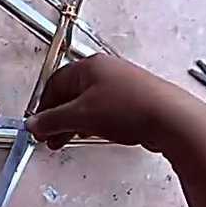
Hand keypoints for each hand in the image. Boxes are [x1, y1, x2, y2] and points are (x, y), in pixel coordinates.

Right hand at [25, 55, 205, 152]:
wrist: (170, 119)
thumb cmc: (130, 108)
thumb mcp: (81, 116)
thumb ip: (53, 120)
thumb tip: (36, 123)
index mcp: (89, 66)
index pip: (54, 83)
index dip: (43, 107)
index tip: (39, 127)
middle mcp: (106, 71)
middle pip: (71, 93)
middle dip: (59, 118)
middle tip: (51, 137)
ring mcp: (122, 84)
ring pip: (89, 103)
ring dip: (76, 123)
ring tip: (69, 140)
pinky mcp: (135, 100)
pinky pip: (107, 110)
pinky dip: (96, 123)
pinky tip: (96, 135)